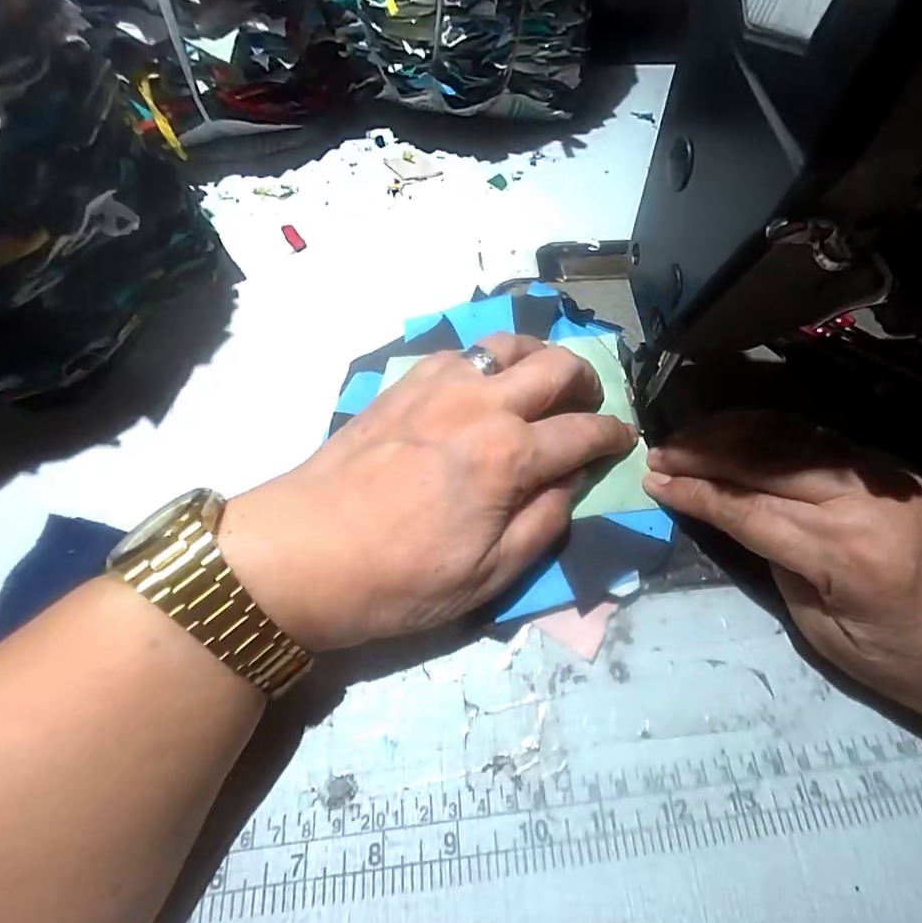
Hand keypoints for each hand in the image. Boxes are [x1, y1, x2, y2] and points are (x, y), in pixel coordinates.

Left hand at [218, 335, 636, 651]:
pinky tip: (483, 386)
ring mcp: (441, 387)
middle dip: (587, 382)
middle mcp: (484, 405)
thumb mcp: (489, 575)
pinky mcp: (405, 384)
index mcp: (511, 456)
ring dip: (540, 357)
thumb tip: (573, 480)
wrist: (296, 556)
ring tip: (542, 383)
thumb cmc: (399, 579)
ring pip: (509, 344)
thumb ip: (545, 522)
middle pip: (558, 366)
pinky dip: (489, 360)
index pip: (585, 431)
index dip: (614, 434)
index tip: (625, 438)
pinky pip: (462, 351)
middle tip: (588, 405)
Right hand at [643, 412, 921, 748]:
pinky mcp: (891, 468)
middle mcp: (859, 498)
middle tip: (658, 450)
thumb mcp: (836, 640)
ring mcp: (879, 475)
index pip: (747, 508)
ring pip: (789, 437)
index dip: (695, 492)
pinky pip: (818, 438)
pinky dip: (771, 430)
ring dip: (732, 430)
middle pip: (763, 460)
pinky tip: (744, 431)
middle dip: (703, 452)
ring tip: (689, 435)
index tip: (653, 480)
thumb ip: (787, 573)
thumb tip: (752, 527)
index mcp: (844, 553)